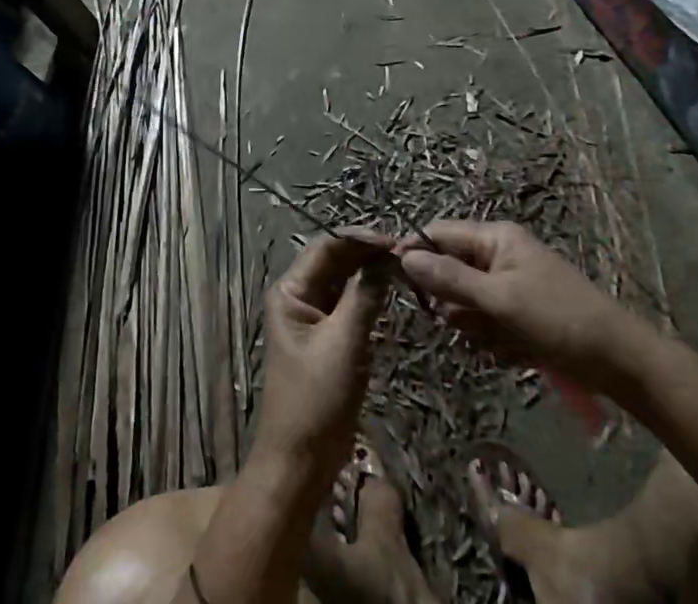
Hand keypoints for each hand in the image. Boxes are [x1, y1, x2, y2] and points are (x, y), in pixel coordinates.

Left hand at [250, 229, 392, 481]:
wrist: (301, 458)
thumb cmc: (316, 398)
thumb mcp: (344, 342)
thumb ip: (365, 295)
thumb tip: (387, 258)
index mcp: (290, 291)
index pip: (326, 247)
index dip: (360, 238)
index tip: (396, 241)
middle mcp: (298, 296)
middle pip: (336, 260)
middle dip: (368, 252)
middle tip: (408, 252)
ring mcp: (313, 316)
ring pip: (344, 280)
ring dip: (371, 271)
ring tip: (405, 265)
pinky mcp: (328, 335)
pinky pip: (349, 303)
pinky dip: (369, 293)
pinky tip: (392, 289)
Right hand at [398, 221, 628, 384]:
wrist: (617, 359)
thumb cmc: (557, 317)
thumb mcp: (499, 298)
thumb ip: (449, 279)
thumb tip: (405, 257)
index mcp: (495, 238)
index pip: (438, 233)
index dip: (415, 253)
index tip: (398, 282)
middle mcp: (499, 256)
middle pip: (449, 272)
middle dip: (454, 303)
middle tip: (470, 321)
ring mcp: (509, 286)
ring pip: (465, 304)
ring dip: (475, 327)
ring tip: (501, 339)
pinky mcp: (518, 314)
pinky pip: (486, 323)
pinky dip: (494, 340)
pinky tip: (516, 351)